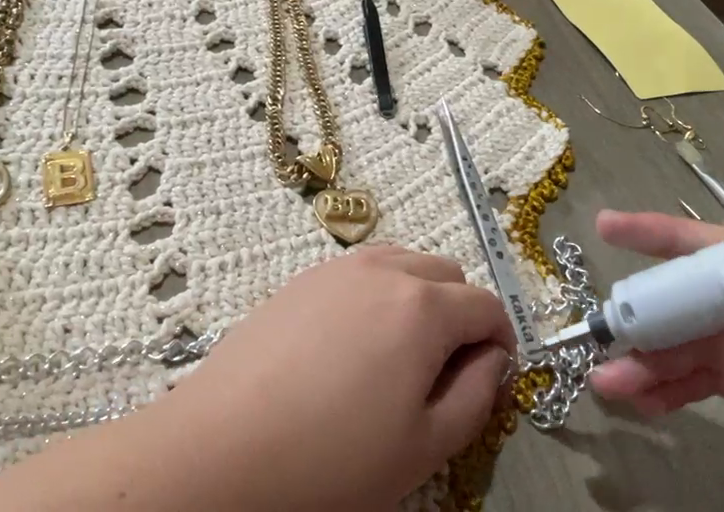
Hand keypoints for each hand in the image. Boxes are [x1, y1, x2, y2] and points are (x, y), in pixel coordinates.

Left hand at [0, 246, 514, 511]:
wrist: (223, 449)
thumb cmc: (333, 460)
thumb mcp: (425, 445)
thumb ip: (477, 394)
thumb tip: (492, 359)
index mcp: (424, 307)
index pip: (486, 305)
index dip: (500, 341)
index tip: (490, 376)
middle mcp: (383, 270)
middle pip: (445, 274)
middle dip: (460, 313)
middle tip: (443, 371)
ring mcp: (336, 268)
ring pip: (401, 264)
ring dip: (418, 297)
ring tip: (397, 356)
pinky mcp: (299, 280)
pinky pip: (358, 272)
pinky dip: (375, 295)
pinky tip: (351, 347)